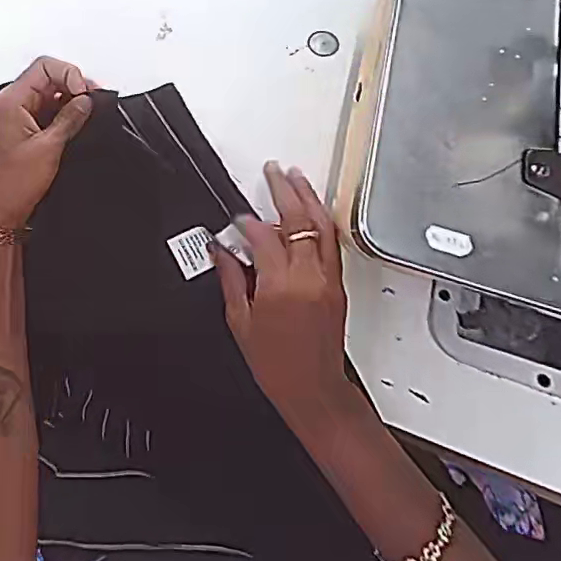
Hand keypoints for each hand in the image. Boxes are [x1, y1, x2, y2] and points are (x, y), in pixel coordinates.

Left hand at [0, 57, 95, 229]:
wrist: (1, 209)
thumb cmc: (12, 183)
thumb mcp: (49, 147)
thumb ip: (71, 118)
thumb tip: (87, 100)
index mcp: (12, 100)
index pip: (45, 66)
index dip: (70, 74)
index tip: (84, 93)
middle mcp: (13, 102)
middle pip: (50, 76)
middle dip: (75, 85)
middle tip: (92, 102)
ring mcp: (20, 114)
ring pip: (53, 92)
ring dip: (73, 100)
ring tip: (87, 115)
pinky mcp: (28, 126)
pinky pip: (51, 109)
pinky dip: (67, 113)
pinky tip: (78, 124)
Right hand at [212, 162, 357, 433]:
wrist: (313, 389)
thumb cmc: (277, 365)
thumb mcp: (240, 322)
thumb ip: (231, 279)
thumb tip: (221, 250)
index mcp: (280, 287)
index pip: (264, 237)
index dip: (247, 223)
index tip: (236, 220)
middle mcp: (308, 277)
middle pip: (299, 220)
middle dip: (284, 190)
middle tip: (273, 171)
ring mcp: (328, 279)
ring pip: (322, 226)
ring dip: (308, 197)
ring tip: (296, 177)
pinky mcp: (338, 285)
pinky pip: (332, 242)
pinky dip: (322, 220)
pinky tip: (314, 209)